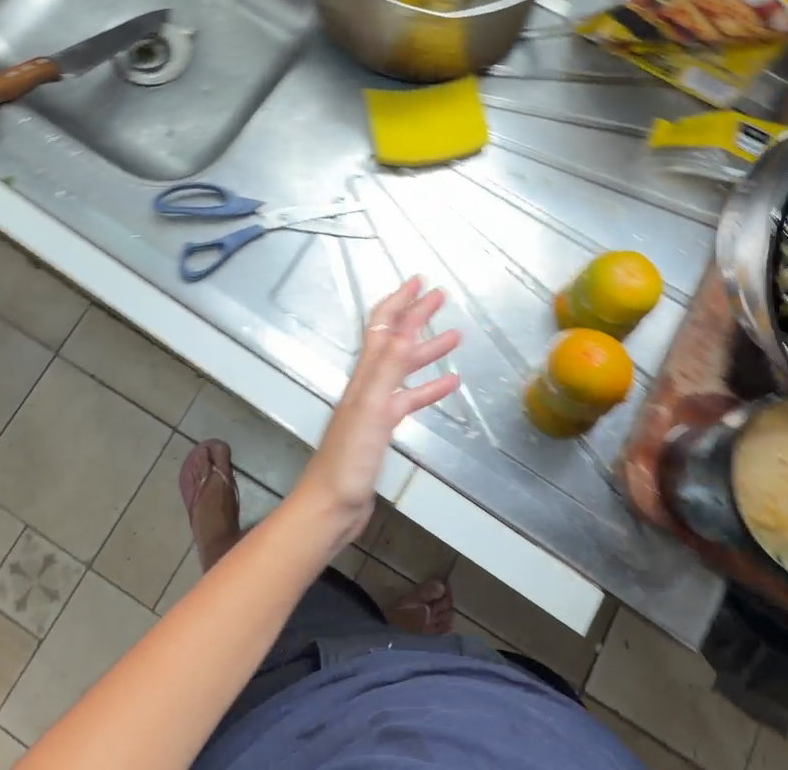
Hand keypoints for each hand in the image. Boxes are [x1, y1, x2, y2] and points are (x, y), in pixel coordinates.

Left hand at [293, 277, 461, 546]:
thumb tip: (405, 326)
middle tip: (441, 298)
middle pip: (394, 341)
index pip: (382, 327)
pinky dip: (429, 389)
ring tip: (456, 336)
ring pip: (405, 369)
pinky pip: (410, 399)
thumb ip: (388, 369)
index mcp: (364, 377)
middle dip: (416, 317)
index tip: (420, 281)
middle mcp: (367, 385)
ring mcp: (375, 407)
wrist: (331, 505)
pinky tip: (450, 384)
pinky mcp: (383, 429)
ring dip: (427, 349)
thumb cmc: (348, 460)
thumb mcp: (371, 410)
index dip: (400, 302)